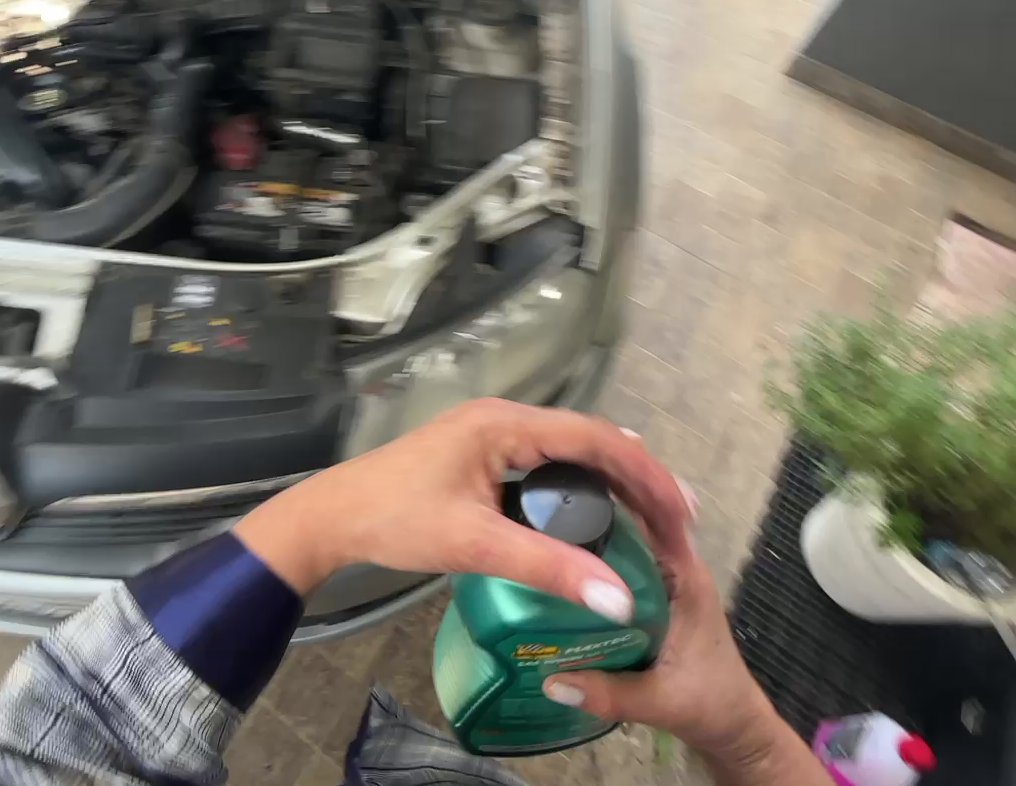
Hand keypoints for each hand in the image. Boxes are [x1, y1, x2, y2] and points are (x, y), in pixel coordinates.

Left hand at [232, 398, 689, 622]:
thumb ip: (547, 567)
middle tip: (677, 517)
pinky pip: (544, 458)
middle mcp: (500, 416)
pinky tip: (596, 504)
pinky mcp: (479, 451)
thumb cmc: (396, 519)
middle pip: (585, 437)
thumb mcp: (474, 543)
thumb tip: (620, 599)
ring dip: (609, 475)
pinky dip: (578, 480)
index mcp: (503, 423)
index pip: (592, 437)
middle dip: (634, 472)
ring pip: (566, 446)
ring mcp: (488, 431)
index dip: (643, 471)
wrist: (336, 514)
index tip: (680, 509)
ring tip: (650, 512)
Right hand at [539, 501, 823, 783]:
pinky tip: (556, 546)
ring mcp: (660, 572)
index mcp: (683, 573)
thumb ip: (607, 692)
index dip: (615, 488)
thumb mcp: (659, 702)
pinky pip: (618, 553)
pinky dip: (592, 544)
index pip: (650, 511)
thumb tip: (549, 679)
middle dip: (591, 498)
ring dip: (589, 519)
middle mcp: (672, 562)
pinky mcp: (649, 585)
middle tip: (539, 489)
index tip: (570, 473)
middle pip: (630, 514)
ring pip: (622, 532)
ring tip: (540, 508)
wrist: (733, 725)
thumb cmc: (710, 704)